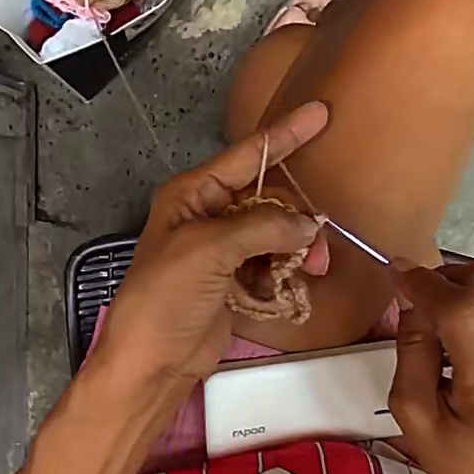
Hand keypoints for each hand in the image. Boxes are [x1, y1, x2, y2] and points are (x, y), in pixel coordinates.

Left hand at [87, 102, 330, 386]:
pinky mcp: (232, 281)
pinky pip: (270, 264)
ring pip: (275, 234)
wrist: (152, 361)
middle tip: (316, 244)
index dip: (285, 135)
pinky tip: (282, 290)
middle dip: (296, 217)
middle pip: (268, 199)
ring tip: (307, 270)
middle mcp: (207, 216)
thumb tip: (309, 224)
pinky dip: (281, 274)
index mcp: (192, 195)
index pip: (246, 155)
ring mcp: (220, 250)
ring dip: (294, 249)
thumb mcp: (209, 250)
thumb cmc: (165, 298)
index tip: (321, 112)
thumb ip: (262, 227)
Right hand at [387, 257, 473, 473]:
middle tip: (414, 292)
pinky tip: (466, 339)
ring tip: (439, 324)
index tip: (396, 271)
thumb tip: (413, 296)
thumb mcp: (411, 411)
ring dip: (460, 293)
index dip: (428, 284)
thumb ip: (411, 350)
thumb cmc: (455, 454)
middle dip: (444, 277)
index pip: (465, 312)